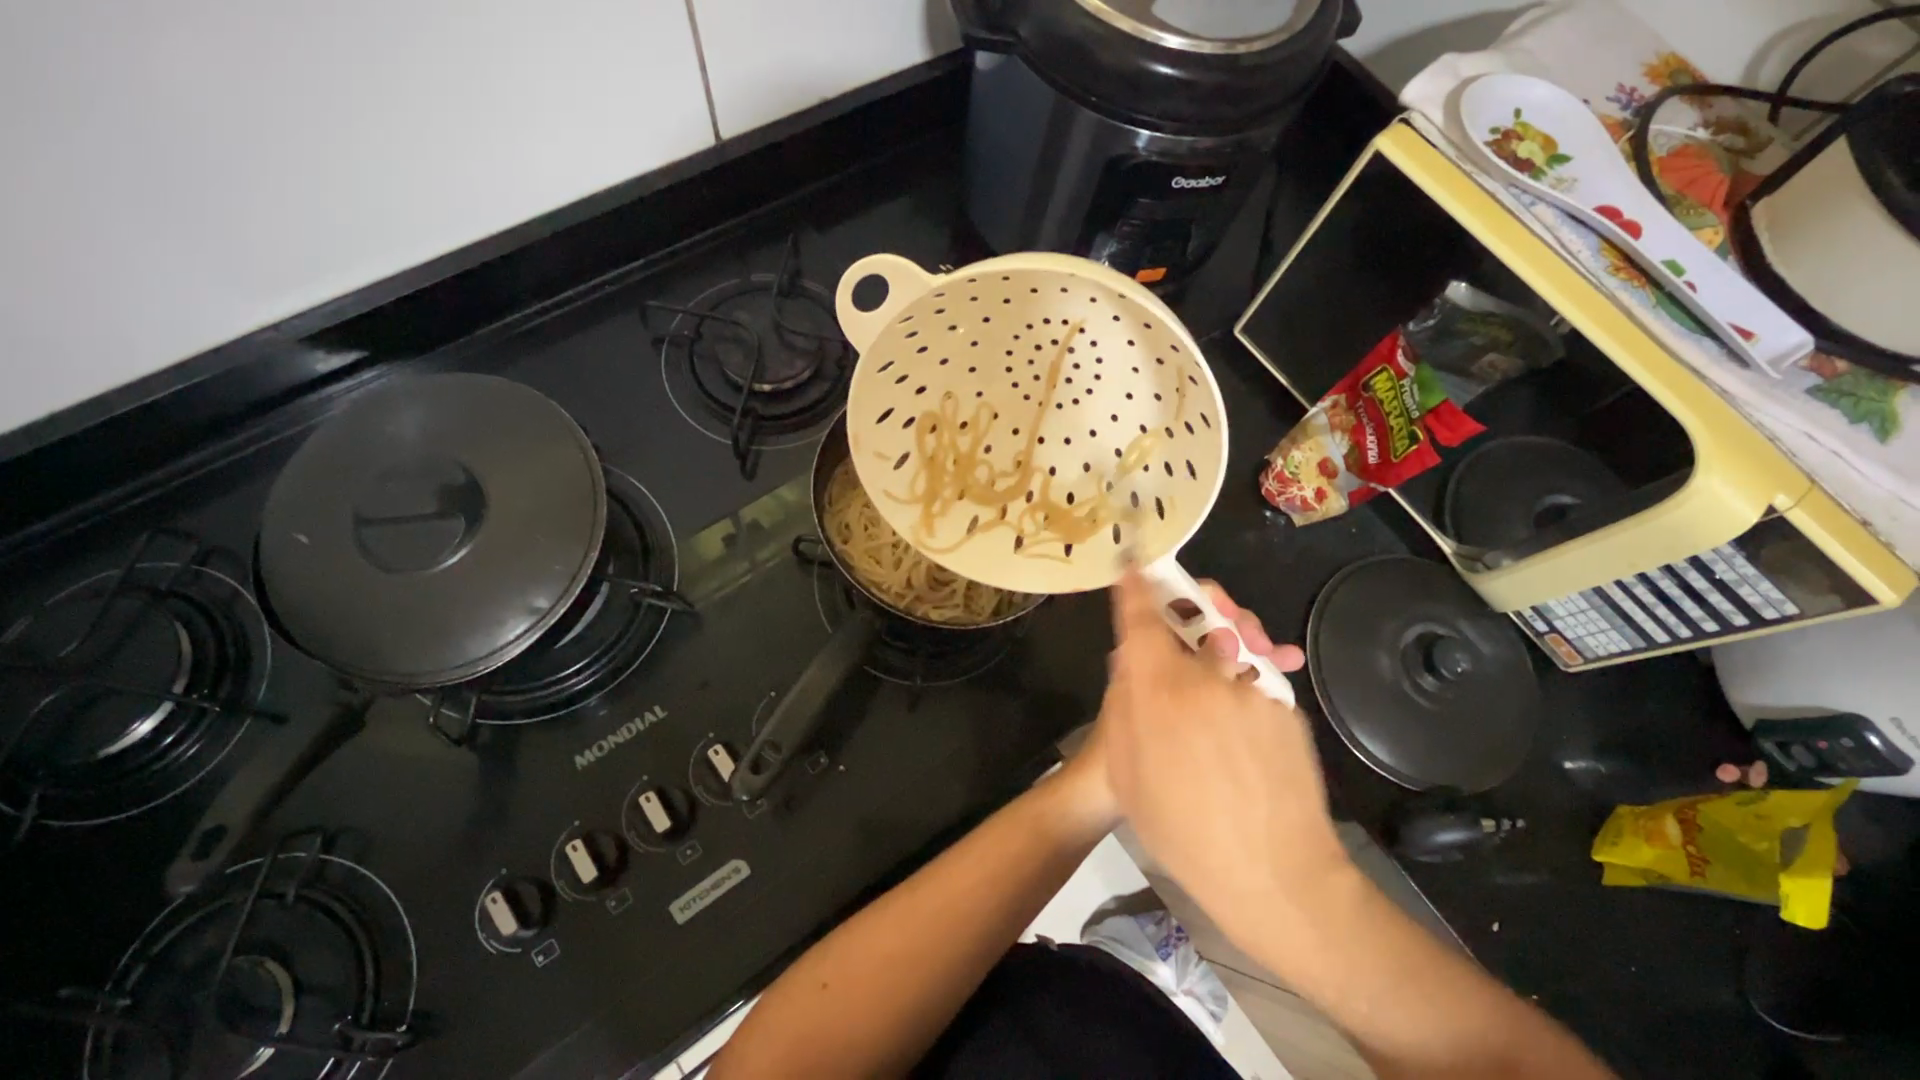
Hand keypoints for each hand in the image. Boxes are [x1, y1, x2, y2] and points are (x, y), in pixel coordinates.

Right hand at [1098, 570, 1348, 932]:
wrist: (1274, 873)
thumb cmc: (1183, 832)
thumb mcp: (1130, 774)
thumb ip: (1127, 708)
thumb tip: (1133, 663)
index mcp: (1157, 688)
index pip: (1141, 618)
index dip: (1135, 588)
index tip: (1134, 564)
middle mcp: (1206, 675)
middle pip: (1199, 616)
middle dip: (1193, 603)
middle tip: (1194, 608)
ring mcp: (1252, 689)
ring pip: (1235, 642)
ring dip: (1228, 636)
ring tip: (1228, 650)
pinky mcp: (1286, 708)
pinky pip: (1260, 677)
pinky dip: (1251, 676)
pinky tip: (1251, 702)